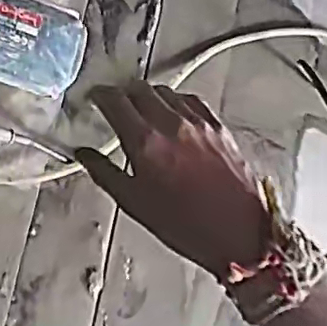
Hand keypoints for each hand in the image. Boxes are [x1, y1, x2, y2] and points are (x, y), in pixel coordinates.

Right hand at [76, 83, 268, 277]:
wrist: (240, 236)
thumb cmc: (189, 225)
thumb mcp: (134, 202)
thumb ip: (104, 172)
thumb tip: (86, 156)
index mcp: (145, 142)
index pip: (114, 100)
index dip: (99, 94)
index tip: (95, 97)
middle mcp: (171, 126)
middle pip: (138, 88)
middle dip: (121, 92)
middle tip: (114, 102)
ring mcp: (198, 124)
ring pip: (165, 91)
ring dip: (148, 95)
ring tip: (142, 109)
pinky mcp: (219, 128)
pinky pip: (191, 101)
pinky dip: (175, 101)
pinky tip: (173, 114)